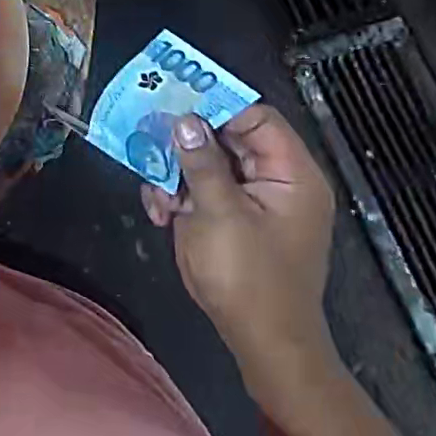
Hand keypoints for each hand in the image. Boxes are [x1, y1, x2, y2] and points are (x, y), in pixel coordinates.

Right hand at [140, 105, 336, 366]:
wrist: (258, 337)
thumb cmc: (248, 274)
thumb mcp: (219, 213)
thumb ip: (201, 161)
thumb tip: (184, 118)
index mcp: (290, 174)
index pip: (255, 119)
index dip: (215, 105)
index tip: (171, 98)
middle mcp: (272, 179)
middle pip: (224, 138)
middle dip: (183, 143)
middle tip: (145, 138)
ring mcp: (249, 198)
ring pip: (203, 162)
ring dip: (173, 174)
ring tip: (157, 196)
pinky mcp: (228, 215)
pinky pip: (197, 188)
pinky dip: (175, 195)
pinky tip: (161, 213)